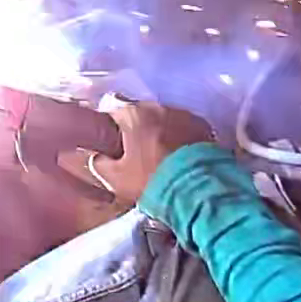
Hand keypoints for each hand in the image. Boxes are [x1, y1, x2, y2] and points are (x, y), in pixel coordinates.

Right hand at [96, 102, 213, 201]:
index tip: (111, 143)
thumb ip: (97, 162)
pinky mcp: (206, 127)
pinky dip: (180, 137)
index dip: (109, 126)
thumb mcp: (115, 178)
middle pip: (139, 113)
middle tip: (137, 153)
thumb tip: (94, 156)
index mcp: (131, 113)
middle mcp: (157, 106)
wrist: (205, 195)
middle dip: (137, 128)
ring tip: (162, 156)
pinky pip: (184, 128)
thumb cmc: (153, 181)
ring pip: (163, 119)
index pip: (111, 108)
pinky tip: (181, 157)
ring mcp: (184, 115)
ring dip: (160, 131)